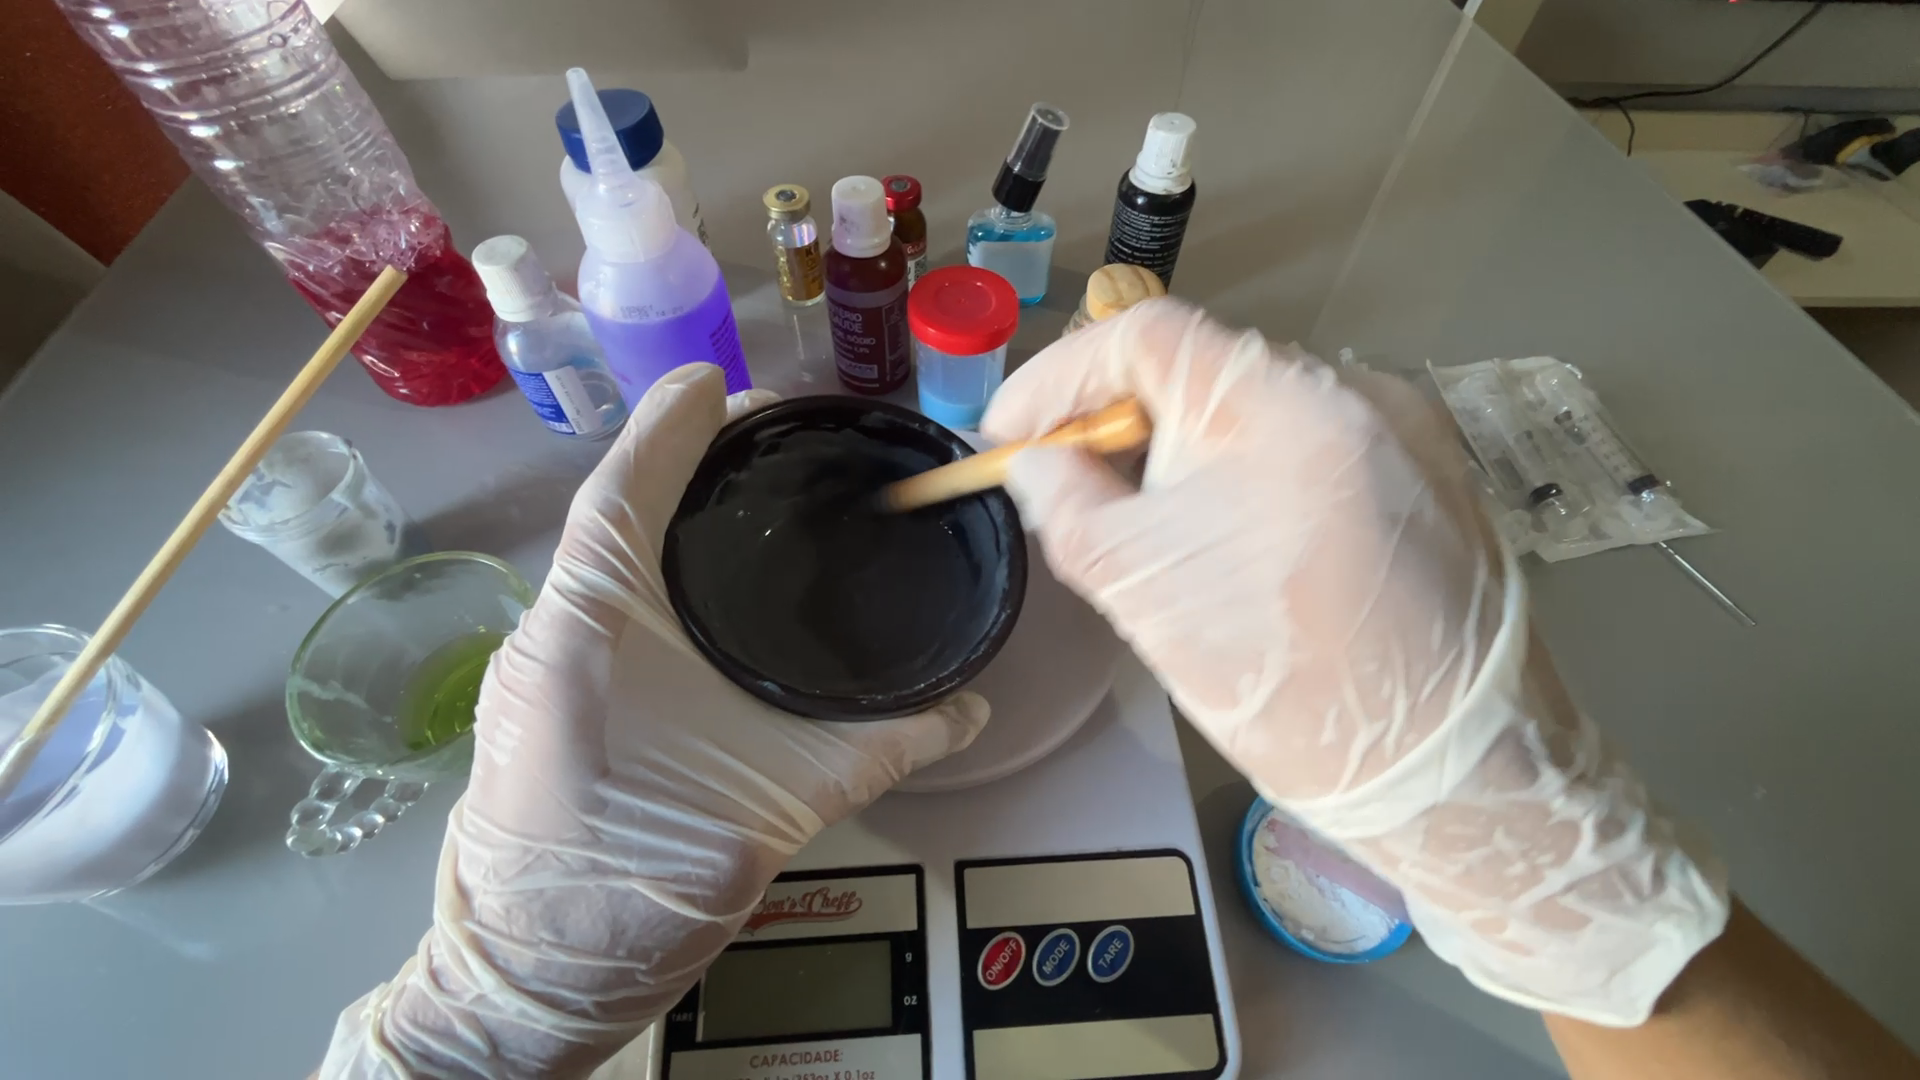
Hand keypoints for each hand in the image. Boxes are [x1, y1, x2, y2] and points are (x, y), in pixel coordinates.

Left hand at [319, 365, 988, 1077]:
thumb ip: (870, 752)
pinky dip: (669, 561)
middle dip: (688, 454)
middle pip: (624, 512)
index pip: (622, 500)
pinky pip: (620, 601)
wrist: (527, 990)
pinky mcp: (566, 695)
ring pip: (617, 555)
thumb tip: (966, 709)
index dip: (667, 429)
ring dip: (678, 502)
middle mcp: (566, 632)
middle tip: (773, 425)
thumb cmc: (629, 895)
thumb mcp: (765, 814)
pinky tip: (724, 568)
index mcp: (592, 637)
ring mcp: (556, 663)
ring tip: (758, 476)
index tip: (720, 381)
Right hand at [984, 299, 1726, 1026]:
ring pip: (1245, 409)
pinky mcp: (1422, 469)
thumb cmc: (1284, 683)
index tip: (1008, 434)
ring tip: (1140, 516)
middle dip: (1111, 421)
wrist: (1454, 771)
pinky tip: (1224, 532)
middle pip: (1195, 369)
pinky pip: (1298, 442)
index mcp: (1280, 404)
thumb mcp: (1144, 591)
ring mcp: (1397, 425)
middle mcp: (1350, 388)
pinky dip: (1235, 468)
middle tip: (1063, 478)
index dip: (1057, 376)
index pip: (1143, 335)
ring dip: (1172, 449)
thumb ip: (1067, 506)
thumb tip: (1033, 462)